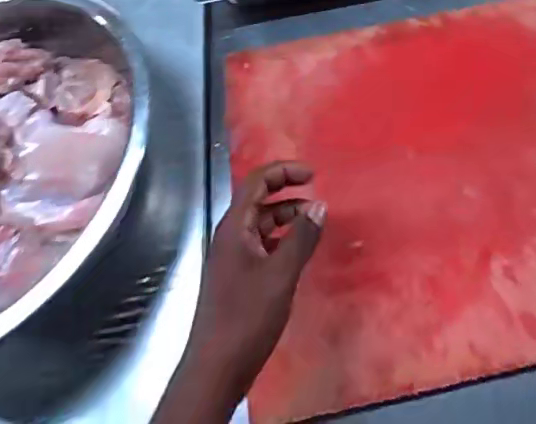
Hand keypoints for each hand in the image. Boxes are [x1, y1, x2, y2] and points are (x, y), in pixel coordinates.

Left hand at [153, 161, 324, 423]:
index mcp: (235, 225)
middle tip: (315, 191)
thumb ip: (301, 239)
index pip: (256, 182)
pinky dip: (280, 238)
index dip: (283, 171)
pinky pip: (261, 243)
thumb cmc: (246, 316)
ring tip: (313, 219)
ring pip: (260, 222)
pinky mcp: (237, 274)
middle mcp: (230, 233)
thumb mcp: (280, 276)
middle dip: (285, 189)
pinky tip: (298, 249)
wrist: (216, 364)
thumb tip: (319, 205)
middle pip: (257, 198)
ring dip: (285, 215)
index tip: (312, 173)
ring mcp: (232, 254)